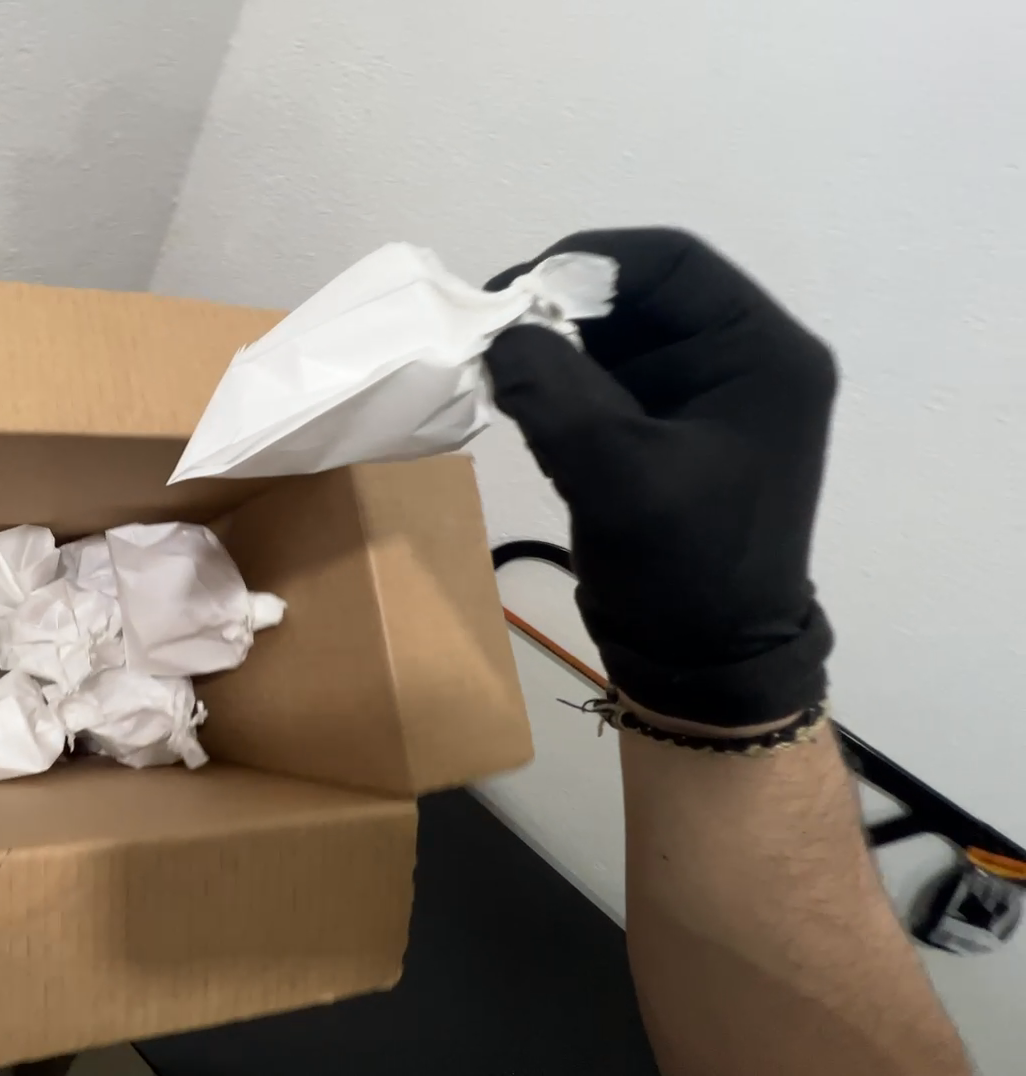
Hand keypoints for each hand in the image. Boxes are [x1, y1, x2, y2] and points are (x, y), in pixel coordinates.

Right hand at [484, 229, 836, 724]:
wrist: (694, 650)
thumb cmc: (681, 563)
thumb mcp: (617, 473)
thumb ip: (556, 394)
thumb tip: (497, 333)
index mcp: (755, 355)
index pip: (669, 265)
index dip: (586, 262)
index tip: (507, 291)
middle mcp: (727, 363)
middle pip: (632, 299)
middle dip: (554, 307)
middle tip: (483, 331)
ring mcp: (685, 400)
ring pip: (604, 340)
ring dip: (544, 347)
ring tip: (491, 369)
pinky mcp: (647, 433)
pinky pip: (591, 383)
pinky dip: (546, 384)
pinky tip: (513, 402)